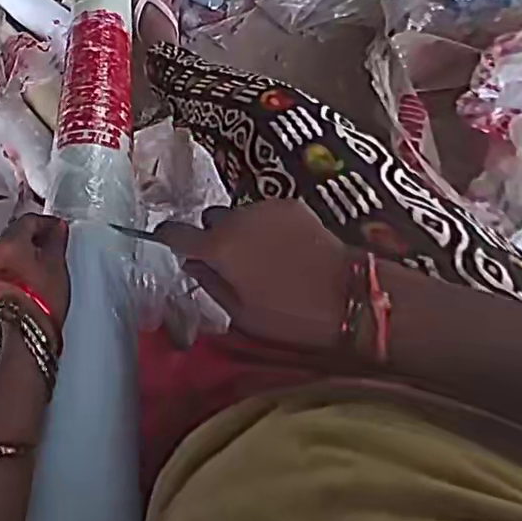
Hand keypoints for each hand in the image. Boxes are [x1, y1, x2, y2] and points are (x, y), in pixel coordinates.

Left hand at [0, 213, 68, 347]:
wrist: (25, 330)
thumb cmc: (42, 295)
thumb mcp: (55, 263)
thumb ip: (55, 240)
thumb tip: (57, 227)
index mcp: (10, 242)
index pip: (28, 220)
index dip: (46, 221)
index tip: (60, 227)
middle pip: (17, 233)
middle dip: (36, 233)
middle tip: (56, 239)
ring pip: (13, 248)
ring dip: (29, 248)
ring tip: (49, 256)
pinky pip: (10, 262)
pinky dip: (23, 261)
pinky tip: (38, 270)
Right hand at [152, 200, 351, 352]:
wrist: (354, 298)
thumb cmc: (293, 316)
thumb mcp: (242, 314)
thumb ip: (209, 284)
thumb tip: (193, 264)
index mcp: (217, 248)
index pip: (174, 232)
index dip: (167, 237)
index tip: (168, 242)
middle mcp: (233, 220)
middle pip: (209, 220)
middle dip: (214, 236)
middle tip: (232, 260)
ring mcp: (262, 208)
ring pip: (238, 215)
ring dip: (242, 230)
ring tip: (265, 254)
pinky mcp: (288, 204)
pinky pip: (265, 211)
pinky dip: (267, 224)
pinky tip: (287, 245)